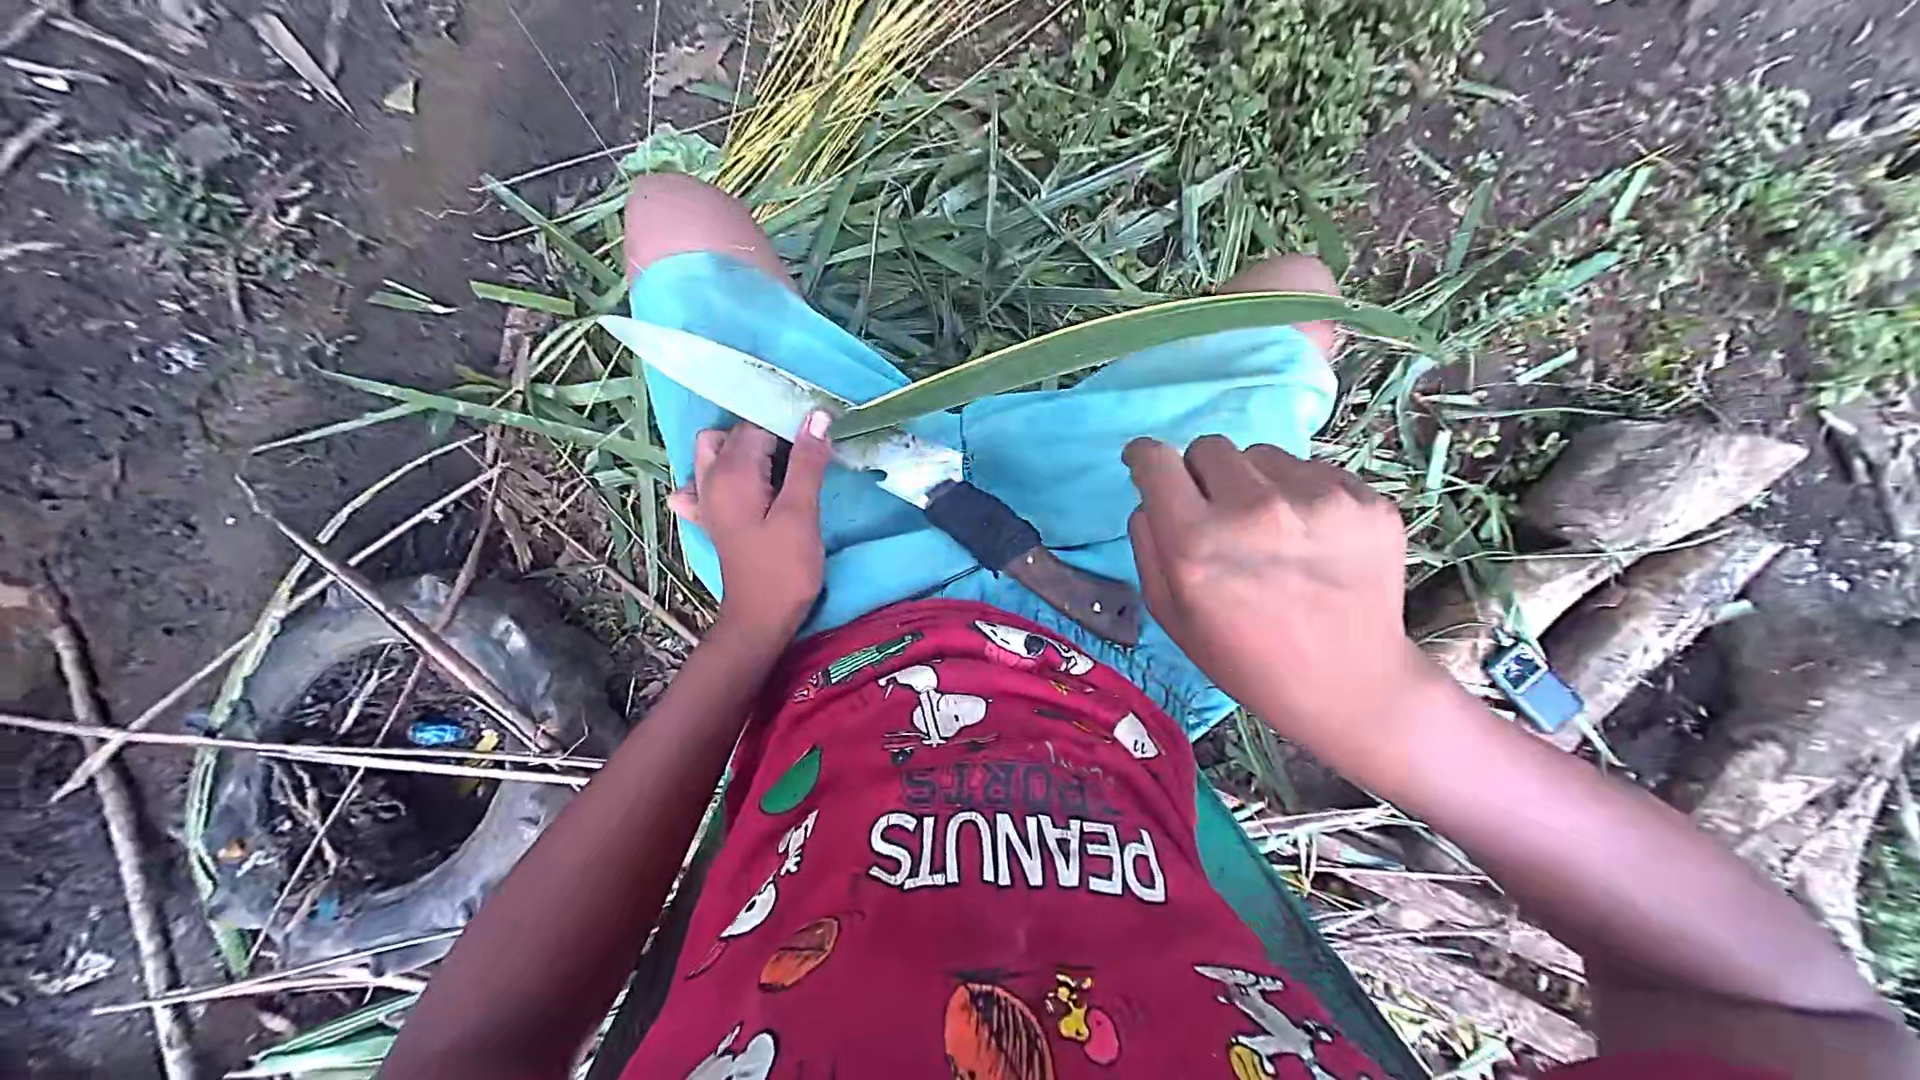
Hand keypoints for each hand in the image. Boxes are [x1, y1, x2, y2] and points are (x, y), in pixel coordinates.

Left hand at [668, 412, 832, 640]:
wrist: (761, 618)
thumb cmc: (785, 568)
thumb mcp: (801, 513)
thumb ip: (807, 462)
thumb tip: (817, 416)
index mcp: (732, 473)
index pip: (759, 426)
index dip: (791, 426)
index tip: (820, 439)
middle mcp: (710, 478)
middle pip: (737, 433)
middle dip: (772, 434)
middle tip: (807, 456)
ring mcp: (705, 499)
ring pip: (716, 451)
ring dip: (745, 449)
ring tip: (779, 466)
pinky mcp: (710, 517)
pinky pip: (704, 481)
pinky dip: (721, 474)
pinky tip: (743, 486)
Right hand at [1123, 435, 1428, 747]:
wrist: (1348, 683)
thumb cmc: (1243, 656)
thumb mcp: (1169, 613)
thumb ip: (1147, 543)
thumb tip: (1152, 497)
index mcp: (1196, 541)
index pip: (1156, 460)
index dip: (1145, 457)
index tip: (1148, 464)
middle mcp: (1254, 508)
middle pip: (1208, 447)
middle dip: (1201, 474)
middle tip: (1216, 513)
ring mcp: (1317, 499)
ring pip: (1262, 454)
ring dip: (1253, 482)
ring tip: (1271, 531)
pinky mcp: (1365, 499)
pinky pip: (1311, 471)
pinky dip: (1300, 495)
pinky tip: (1310, 539)